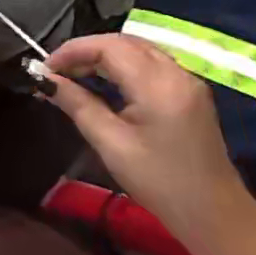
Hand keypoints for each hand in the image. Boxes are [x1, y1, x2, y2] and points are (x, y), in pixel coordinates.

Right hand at [34, 34, 252, 238]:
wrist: (211, 212)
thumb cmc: (157, 180)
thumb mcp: (110, 143)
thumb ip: (77, 104)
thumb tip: (46, 81)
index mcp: (158, 85)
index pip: (109, 47)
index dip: (72, 51)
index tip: (44, 69)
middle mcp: (176, 74)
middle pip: (124, 43)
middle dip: (85, 51)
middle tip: (54, 73)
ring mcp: (186, 81)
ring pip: (137, 50)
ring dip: (101, 57)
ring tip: (71, 77)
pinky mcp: (188, 92)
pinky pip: (149, 64)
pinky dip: (120, 66)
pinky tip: (100, 84)